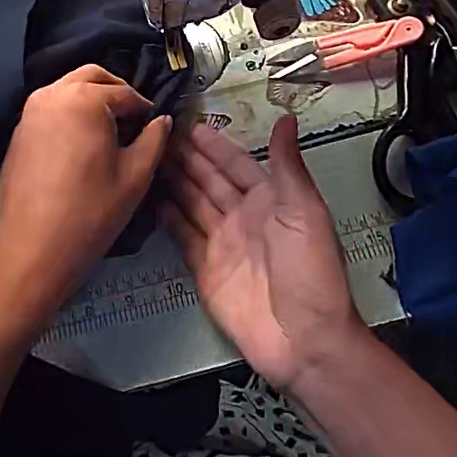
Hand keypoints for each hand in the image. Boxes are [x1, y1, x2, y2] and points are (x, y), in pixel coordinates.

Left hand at [0, 64, 173, 326]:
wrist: (31, 248)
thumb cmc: (90, 212)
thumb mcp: (135, 176)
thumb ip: (154, 139)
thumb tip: (162, 120)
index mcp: (84, 99)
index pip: (125, 93)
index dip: (145, 109)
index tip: (154, 126)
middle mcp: (52, 94)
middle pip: (92, 76)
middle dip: (116, 91)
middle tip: (134, 119)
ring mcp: (30, 111)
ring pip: (68, 88)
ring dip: (91, 99)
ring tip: (110, 131)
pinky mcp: (18, 131)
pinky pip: (51, 107)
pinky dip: (70, 112)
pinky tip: (82, 144)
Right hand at [162, 116, 365, 390]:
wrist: (303, 339)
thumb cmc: (309, 270)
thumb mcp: (305, 211)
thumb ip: (288, 165)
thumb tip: (287, 118)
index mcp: (270, 199)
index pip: (235, 163)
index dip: (213, 145)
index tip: (188, 124)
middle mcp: (243, 215)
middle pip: (208, 179)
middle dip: (185, 158)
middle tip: (157, 134)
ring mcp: (221, 241)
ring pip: (191, 202)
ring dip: (171, 181)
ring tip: (146, 157)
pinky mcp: (204, 268)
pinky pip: (181, 235)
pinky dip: (165, 216)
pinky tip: (148, 197)